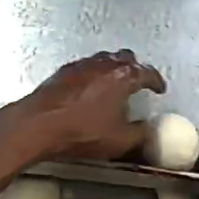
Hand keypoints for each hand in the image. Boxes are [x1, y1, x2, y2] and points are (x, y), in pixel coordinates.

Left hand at [0, 50, 165, 162]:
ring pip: (105, 59)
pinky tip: (92, 89)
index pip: (147, 72)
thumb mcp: (119, 141)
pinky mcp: (64, 70)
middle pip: (126, 57)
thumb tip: (149, 131)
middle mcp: (104, 63)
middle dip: (136, 68)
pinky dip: (96, 73)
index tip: (160, 88)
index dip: (156, 81)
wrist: (38, 123)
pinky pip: (88, 66)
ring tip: (117, 85)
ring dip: (115, 68)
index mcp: (123, 76)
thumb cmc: (81, 131)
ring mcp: (82, 64)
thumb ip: (140, 135)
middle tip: (140, 83)